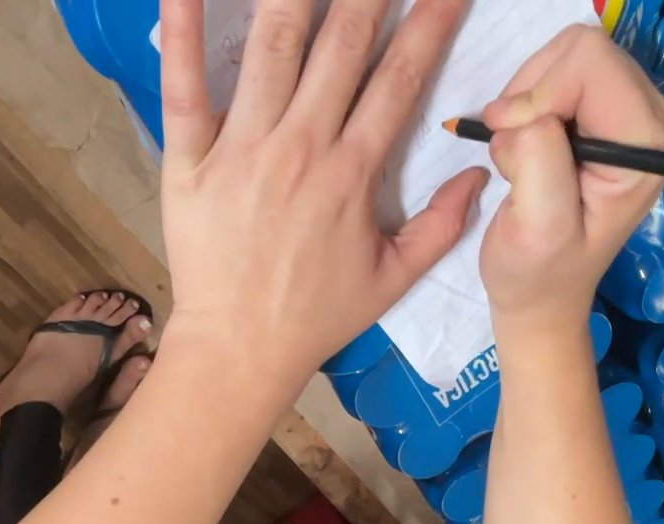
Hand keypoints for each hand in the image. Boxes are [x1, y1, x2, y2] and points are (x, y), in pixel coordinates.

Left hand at [159, 0, 489, 390]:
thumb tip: (480, 178)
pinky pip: (185, 86)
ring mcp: (242, 150)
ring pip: (273, 45)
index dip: (431, 21)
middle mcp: (301, 149)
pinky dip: (184, 29)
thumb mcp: (391, 282)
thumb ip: (440, 230)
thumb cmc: (316, 319)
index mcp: (351, 175)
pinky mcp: (190, 161)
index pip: (401, 79)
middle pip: (343, 42)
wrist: (241, 350)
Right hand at [479, 26, 663, 339]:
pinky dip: (531, 105)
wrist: (541, 295)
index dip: (537, 97)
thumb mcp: (537, 225)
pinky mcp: (613, 113)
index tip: (511, 146)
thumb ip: (537, 157)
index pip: (589, 62)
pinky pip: (562, 73)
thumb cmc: (537, 272)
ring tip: (521, 157)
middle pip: (581, 50)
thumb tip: (520, 116)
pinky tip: (530, 148)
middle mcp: (657, 117)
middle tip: (514, 153)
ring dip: (527, 102)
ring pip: (567, 56)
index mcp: (649, 143)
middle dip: (531, 98)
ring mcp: (637, 113)